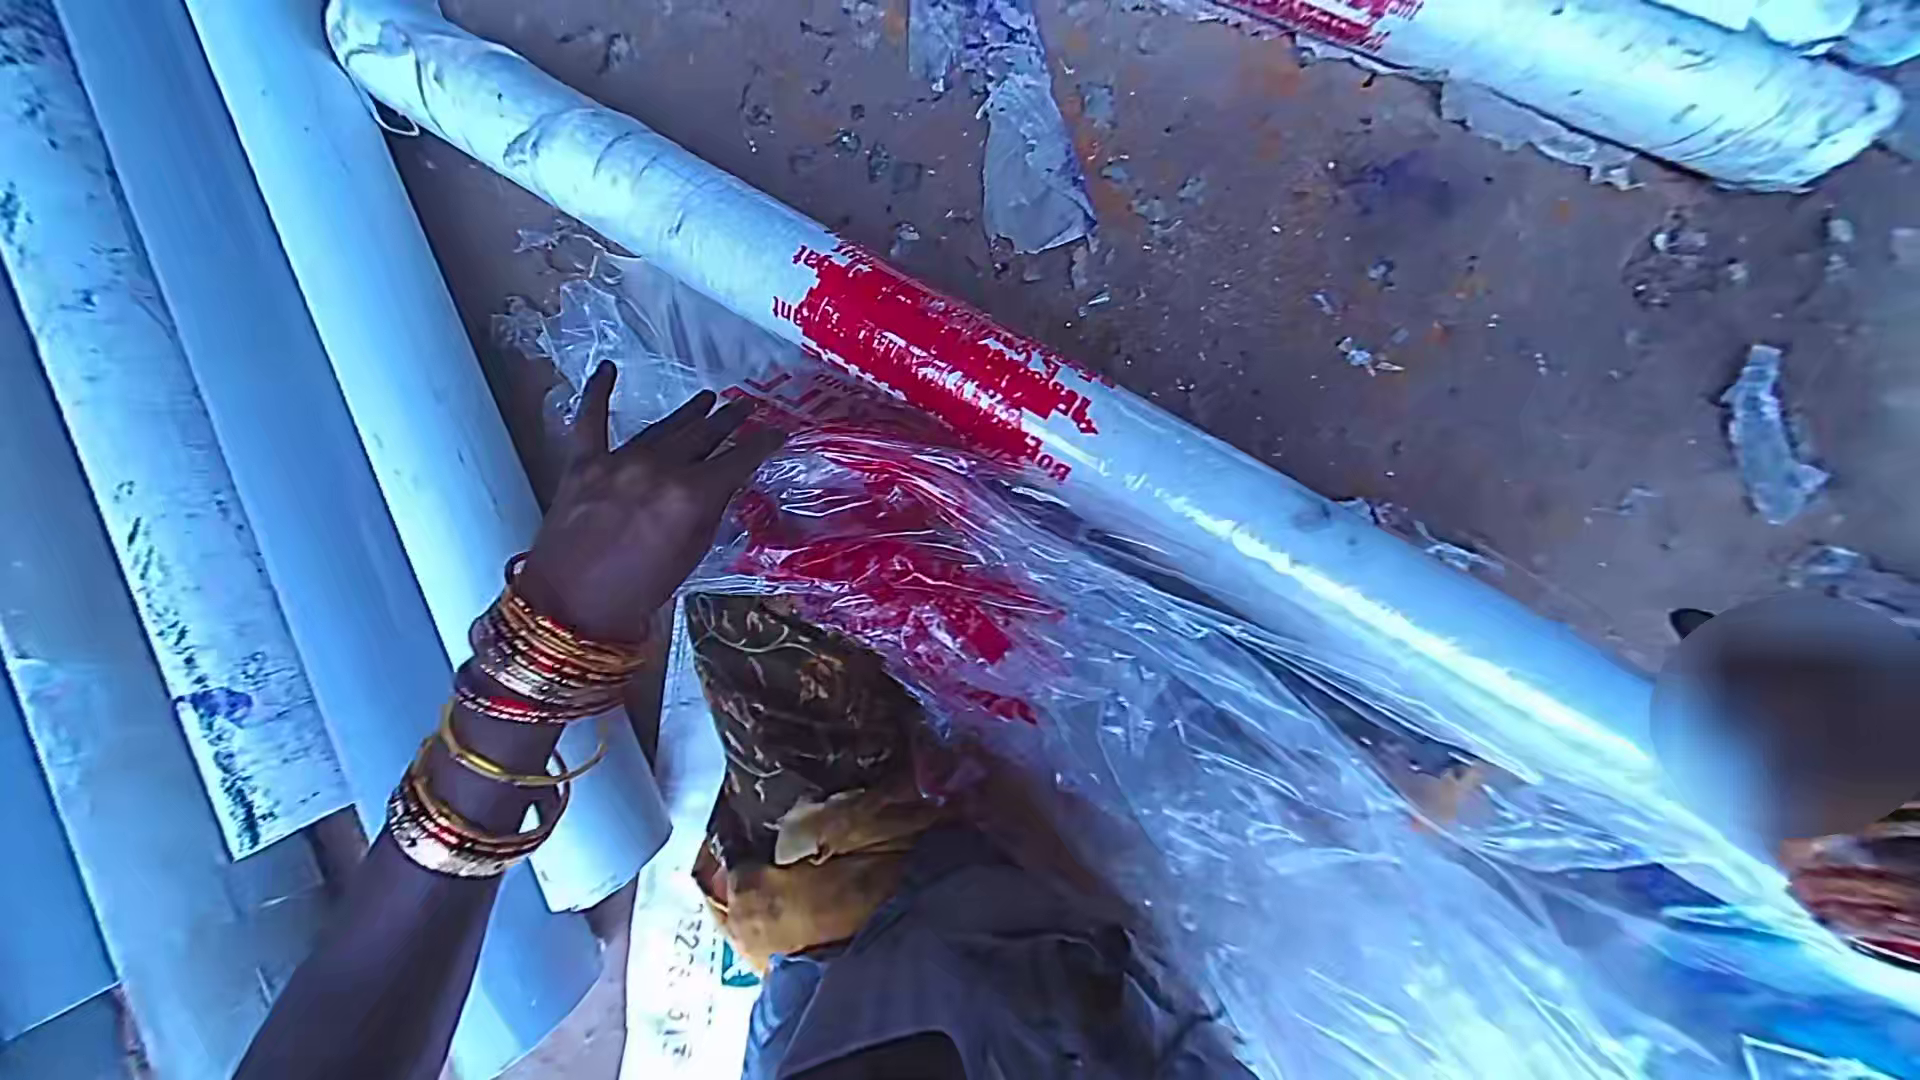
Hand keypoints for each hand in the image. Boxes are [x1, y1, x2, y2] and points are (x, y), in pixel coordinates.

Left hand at [517, 366, 782, 641]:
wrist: (572, 604)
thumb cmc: (643, 588)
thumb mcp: (693, 551)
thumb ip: (710, 510)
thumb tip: (722, 483)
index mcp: (691, 494)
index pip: (739, 458)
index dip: (762, 442)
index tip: (777, 431)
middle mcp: (659, 468)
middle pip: (703, 435)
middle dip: (729, 419)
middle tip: (747, 406)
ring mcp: (618, 461)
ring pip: (662, 427)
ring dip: (688, 413)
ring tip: (708, 399)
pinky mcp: (582, 463)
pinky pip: (590, 420)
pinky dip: (597, 393)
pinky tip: (608, 369)